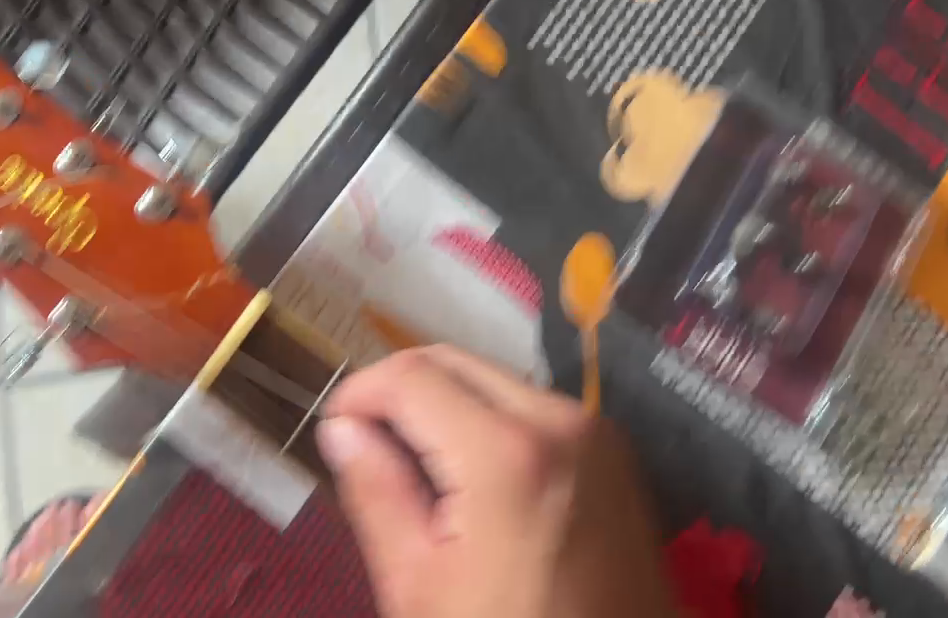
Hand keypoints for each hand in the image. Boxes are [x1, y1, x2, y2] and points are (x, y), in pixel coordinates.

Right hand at [315, 346, 674, 617]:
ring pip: (488, 377)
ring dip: (441, 400)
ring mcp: (593, 431)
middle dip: (399, 388)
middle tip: (367, 438)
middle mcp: (556, 419)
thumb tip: (343, 428)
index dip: (360, 391)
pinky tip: (467, 469)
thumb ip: (376, 492)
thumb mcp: (419, 585)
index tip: (336, 425)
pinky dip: (485, 416)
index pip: (409, 376)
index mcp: (506, 452)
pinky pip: (527, 403)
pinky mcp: (611, 450)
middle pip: (450, 361)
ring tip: (414, 459)